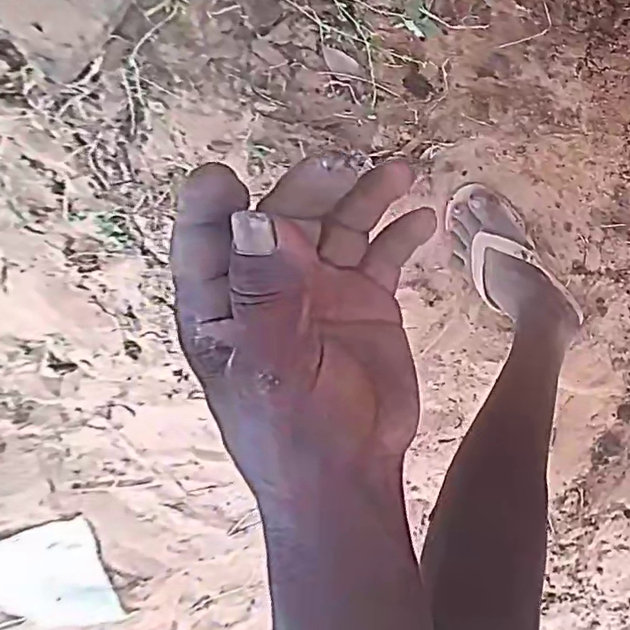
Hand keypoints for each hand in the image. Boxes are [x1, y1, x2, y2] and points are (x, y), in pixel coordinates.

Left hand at [171, 154, 437, 505]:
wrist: (354, 466)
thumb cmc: (296, 431)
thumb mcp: (275, 368)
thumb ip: (269, 295)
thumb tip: (258, 219)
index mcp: (227, 308)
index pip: (208, 245)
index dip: (210, 209)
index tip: (218, 176)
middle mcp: (275, 289)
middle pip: (289, 222)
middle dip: (312, 188)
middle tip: (345, 163)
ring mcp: (326, 293)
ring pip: (343, 230)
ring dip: (368, 198)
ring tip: (397, 170)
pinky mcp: (370, 302)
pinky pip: (385, 255)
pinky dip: (403, 233)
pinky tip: (422, 216)